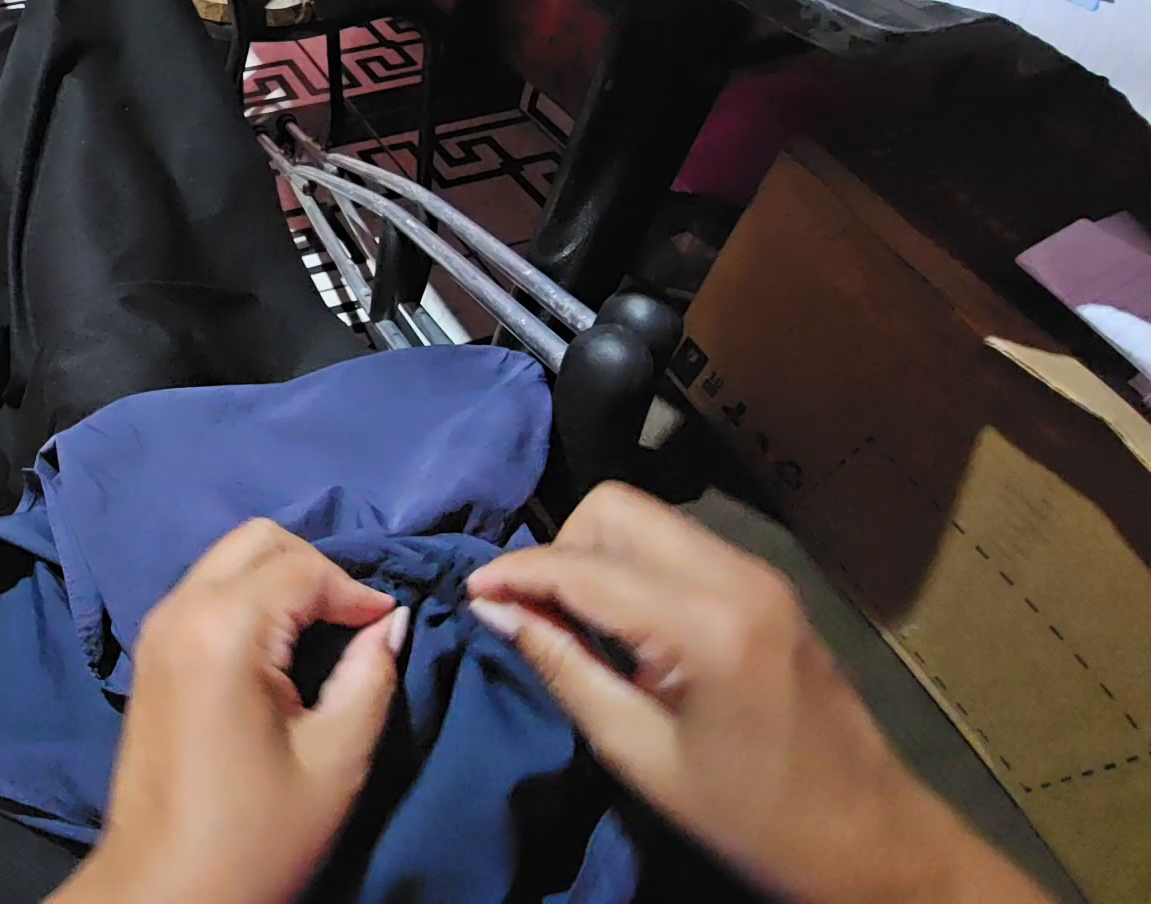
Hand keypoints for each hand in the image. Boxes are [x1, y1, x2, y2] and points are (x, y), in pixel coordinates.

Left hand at [47, 519, 405, 903]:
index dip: (355, 589)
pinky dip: (252, 593)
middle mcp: (182, 606)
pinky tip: (280, 639)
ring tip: (323, 626)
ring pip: (230, 556)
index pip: (302, 567)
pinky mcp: (152, 645)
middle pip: (258, 539)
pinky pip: (209, 586)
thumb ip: (370, 674)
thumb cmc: (256, 834)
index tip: (388, 622)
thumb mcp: (335, 759)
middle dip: (315, 566)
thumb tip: (390, 620)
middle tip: (352, 618)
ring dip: (282, 576)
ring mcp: (159, 622)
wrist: (162, 891)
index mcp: (224, 627)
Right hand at [466, 483, 1048, 903]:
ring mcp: (754, 571)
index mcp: (704, 626)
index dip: (513, 572)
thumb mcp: (634, 749)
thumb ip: (557, 661)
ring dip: (591, 552)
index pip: (580, 565)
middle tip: (543, 611)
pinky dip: (625, 561)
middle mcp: (733, 576)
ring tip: (580, 617)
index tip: (473, 593)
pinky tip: (624, 617)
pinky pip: (668, 539)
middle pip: (611, 507)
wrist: (878, 845)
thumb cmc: (751, 815)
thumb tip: (490, 607)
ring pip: (637, 514)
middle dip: (559, 550)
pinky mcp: (761, 580)